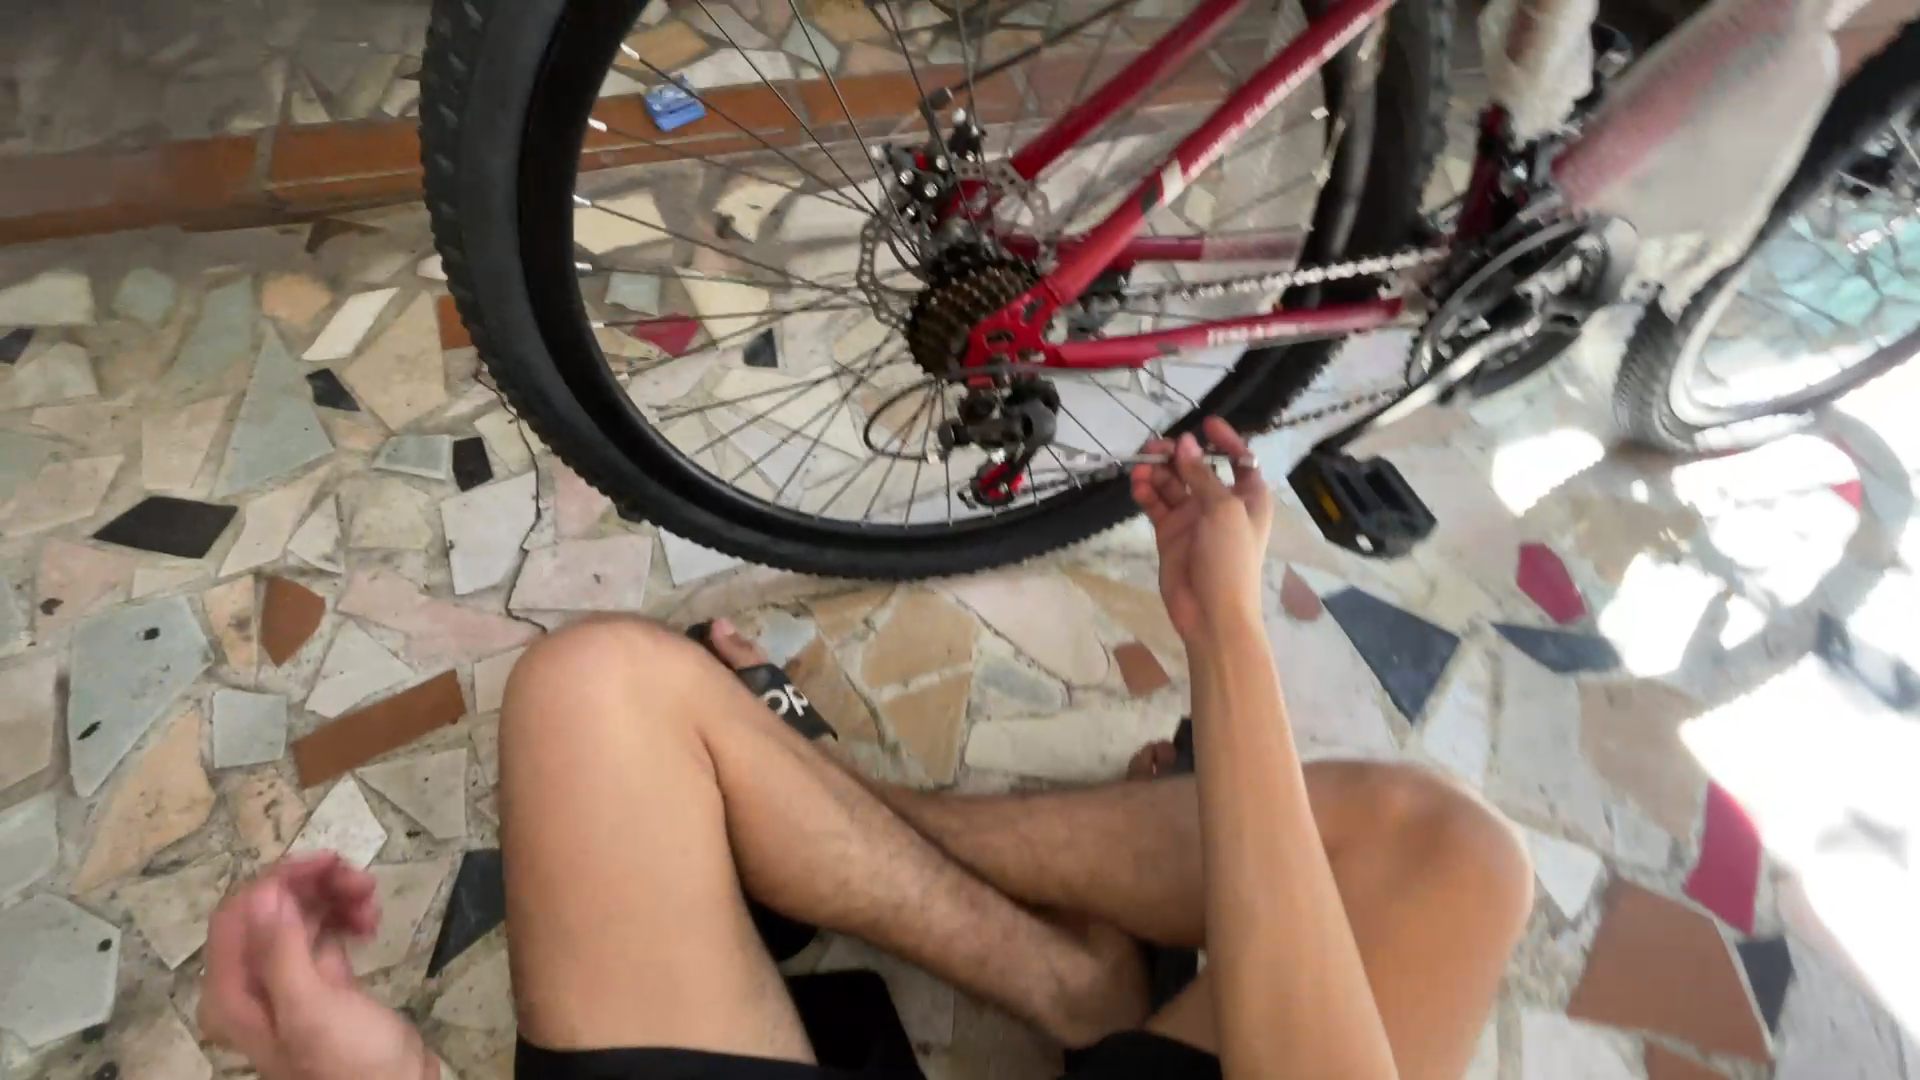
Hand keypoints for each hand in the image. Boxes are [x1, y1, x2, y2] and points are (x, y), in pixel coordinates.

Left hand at [200, 854, 436, 1079]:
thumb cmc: (348, 1057)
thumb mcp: (313, 1005)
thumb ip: (282, 952)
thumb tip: (264, 893)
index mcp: (234, 992)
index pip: (239, 914)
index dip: (279, 879)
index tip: (332, 860)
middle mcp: (252, 982)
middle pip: (273, 909)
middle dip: (317, 887)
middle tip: (364, 882)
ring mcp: (287, 981)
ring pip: (302, 916)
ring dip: (338, 898)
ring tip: (374, 904)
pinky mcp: (321, 980)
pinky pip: (325, 932)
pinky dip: (348, 918)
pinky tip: (372, 924)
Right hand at [1130, 417, 1271, 644]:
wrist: (1211, 611)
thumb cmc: (1230, 559)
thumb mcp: (1222, 511)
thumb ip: (1200, 476)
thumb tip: (1184, 443)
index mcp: (1247, 496)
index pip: (1240, 459)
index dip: (1225, 440)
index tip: (1205, 422)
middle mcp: (1220, 503)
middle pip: (1197, 468)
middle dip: (1177, 455)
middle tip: (1154, 447)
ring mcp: (1193, 518)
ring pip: (1172, 484)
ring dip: (1157, 473)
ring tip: (1141, 469)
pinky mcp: (1170, 533)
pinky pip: (1156, 505)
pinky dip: (1147, 493)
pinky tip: (1138, 487)